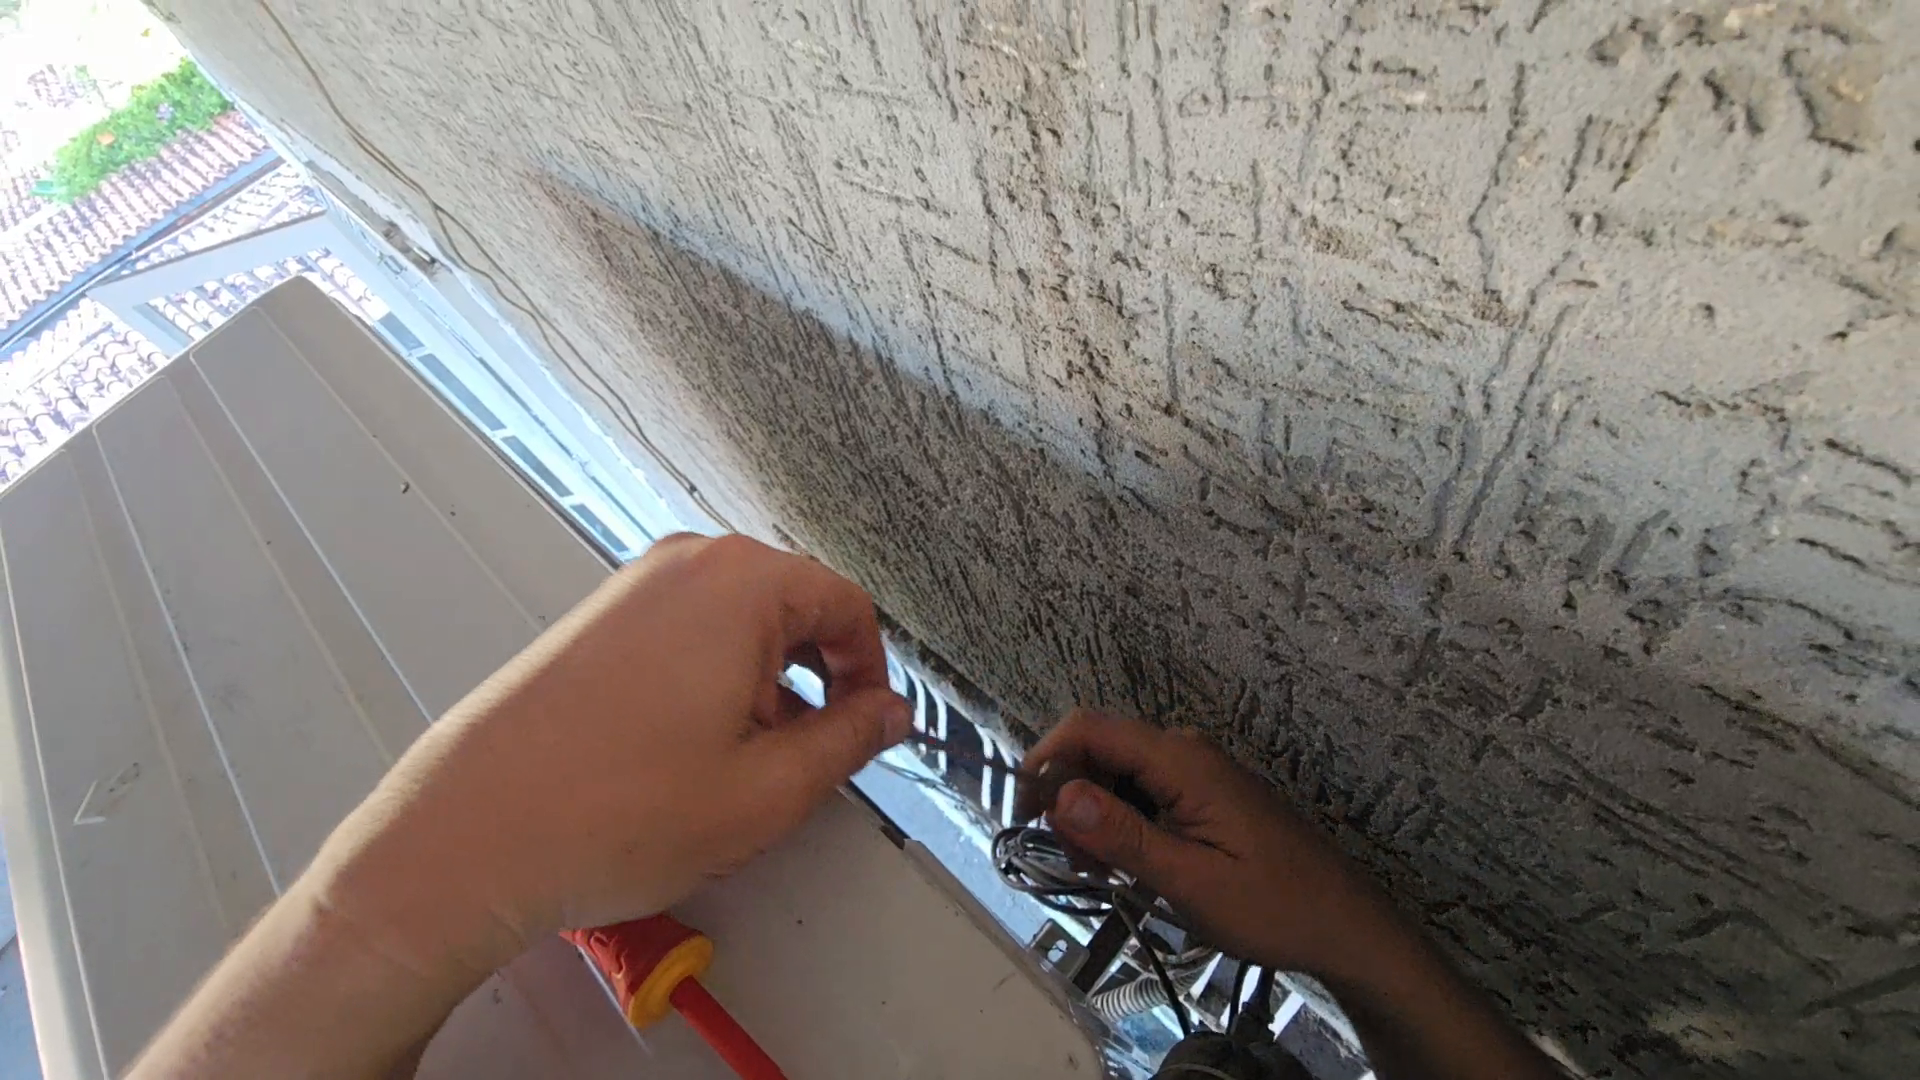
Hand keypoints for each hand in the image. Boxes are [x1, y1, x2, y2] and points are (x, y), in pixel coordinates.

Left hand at [306, 533, 911, 981]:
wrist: (465, 838)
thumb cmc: (617, 811)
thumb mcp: (769, 788)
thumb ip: (851, 740)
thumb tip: (888, 715)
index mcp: (743, 582)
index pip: (846, 604)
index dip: (871, 668)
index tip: (867, 721)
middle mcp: (691, 562)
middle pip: (794, 604)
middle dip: (817, 674)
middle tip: (809, 746)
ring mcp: (638, 583)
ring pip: (743, 617)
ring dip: (767, 677)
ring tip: (746, 752)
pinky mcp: (603, 614)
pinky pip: (692, 625)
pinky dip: (718, 671)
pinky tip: (694, 739)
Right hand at [1012, 710, 1403, 984]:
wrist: (1347, 924)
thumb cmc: (1274, 907)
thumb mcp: (1191, 882)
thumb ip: (1123, 836)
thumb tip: (1058, 794)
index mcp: (1180, 760)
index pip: (1089, 727)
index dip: (1046, 758)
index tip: (1026, 811)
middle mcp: (1183, 749)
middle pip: (1098, 746)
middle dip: (1070, 795)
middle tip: (1078, 864)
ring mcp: (1194, 767)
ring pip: (1116, 768)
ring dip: (1093, 812)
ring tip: (1105, 871)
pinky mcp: (1200, 787)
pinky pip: (1141, 785)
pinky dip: (1120, 817)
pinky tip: (1130, 860)